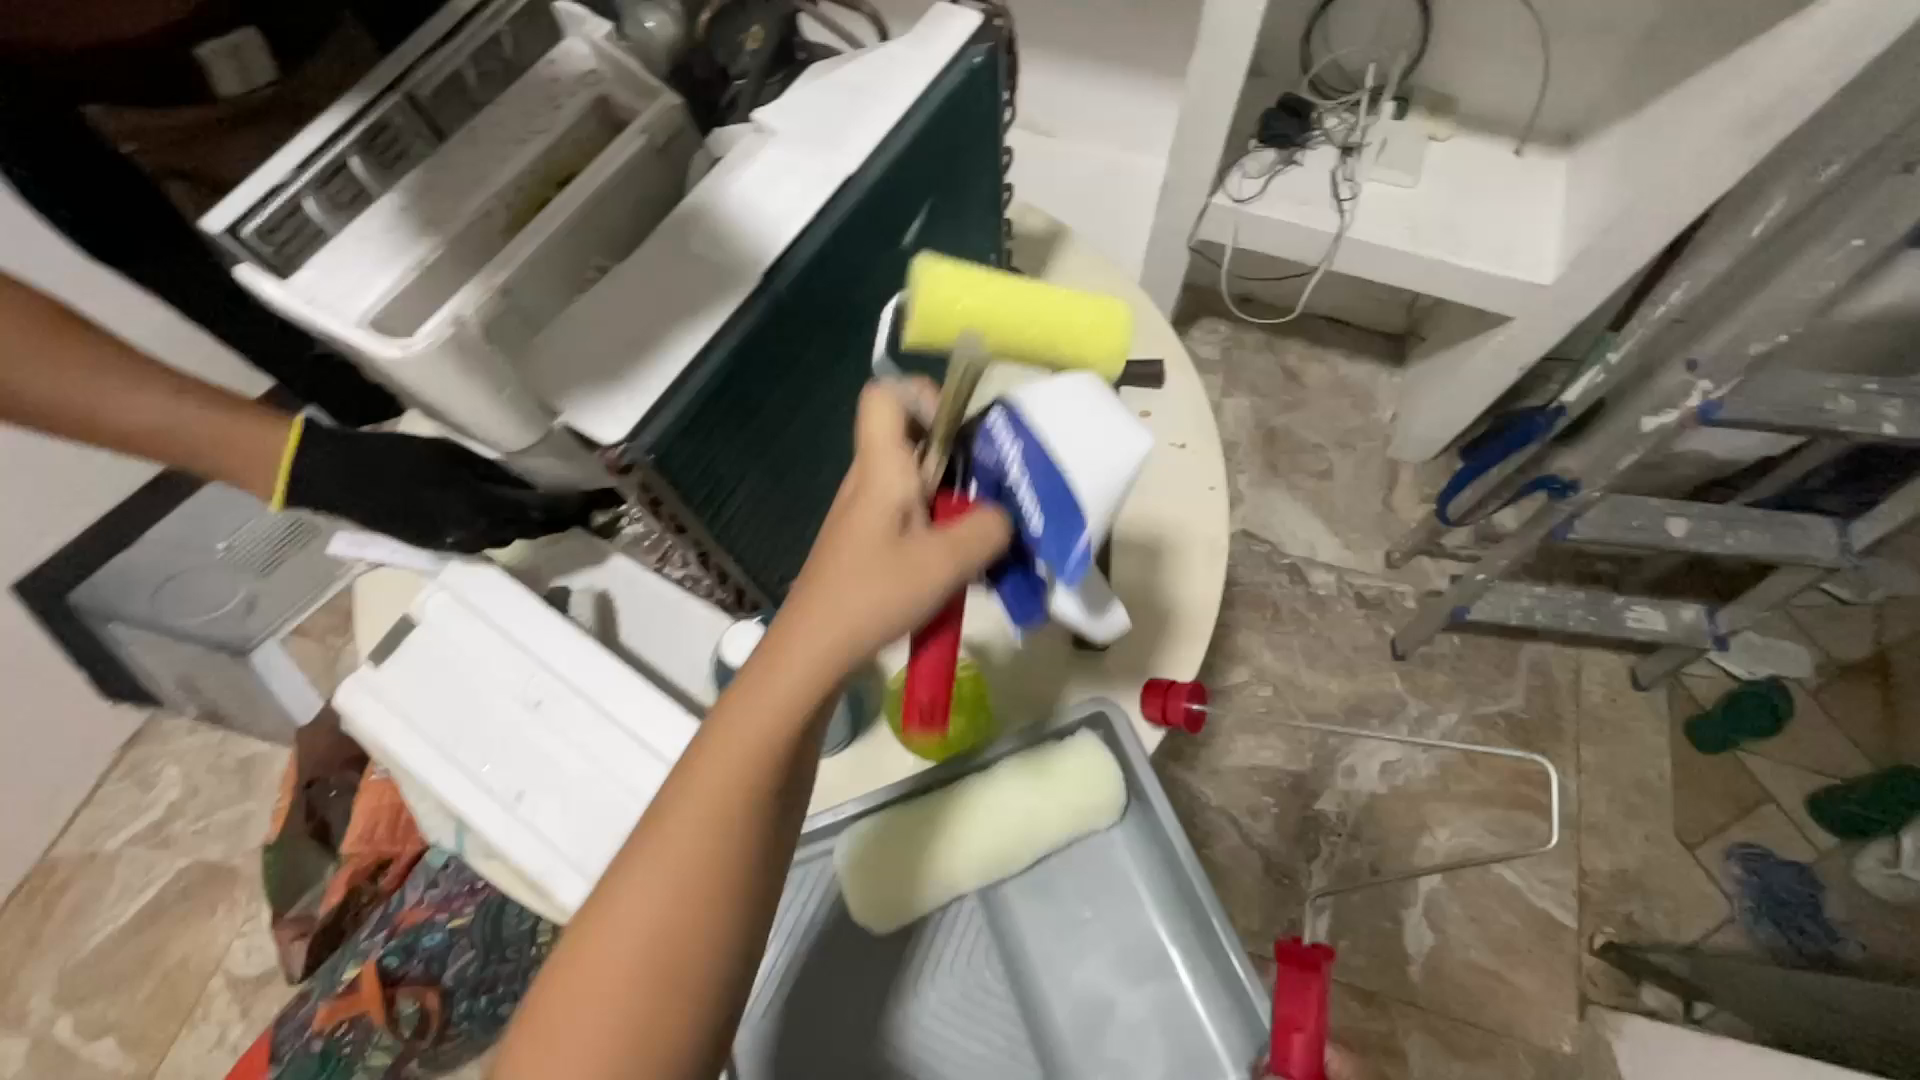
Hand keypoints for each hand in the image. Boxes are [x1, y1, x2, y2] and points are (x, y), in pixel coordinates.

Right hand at [283, 421, 617, 552]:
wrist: (338, 479)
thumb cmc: (398, 457)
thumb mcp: (456, 457)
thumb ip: (499, 476)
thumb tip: (535, 485)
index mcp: (483, 508)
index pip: (548, 512)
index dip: (582, 507)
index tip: (610, 500)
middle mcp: (479, 534)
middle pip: (540, 530)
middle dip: (572, 518)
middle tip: (599, 507)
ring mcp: (462, 544)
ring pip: (519, 537)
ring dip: (546, 524)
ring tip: (572, 509)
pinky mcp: (447, 547)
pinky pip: (495, 539)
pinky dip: (518, 527)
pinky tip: (528, 515)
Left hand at [772, 379, 1011, 673]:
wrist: (813, 648)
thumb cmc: (875, 594)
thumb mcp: (946, 562)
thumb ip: (987, 528)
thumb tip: (1003, 516)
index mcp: (881, 467)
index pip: (885, 394)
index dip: (923, 398)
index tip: (959, 438)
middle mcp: (870, 479)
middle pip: (912, 440)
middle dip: (958, 461)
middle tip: (989, 498)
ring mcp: (866, 512)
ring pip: (916, 483)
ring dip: (952, 503)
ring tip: (982, 541)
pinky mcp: (868, 542)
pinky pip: (910, 517)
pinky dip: (938, 531)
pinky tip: (957, 569)